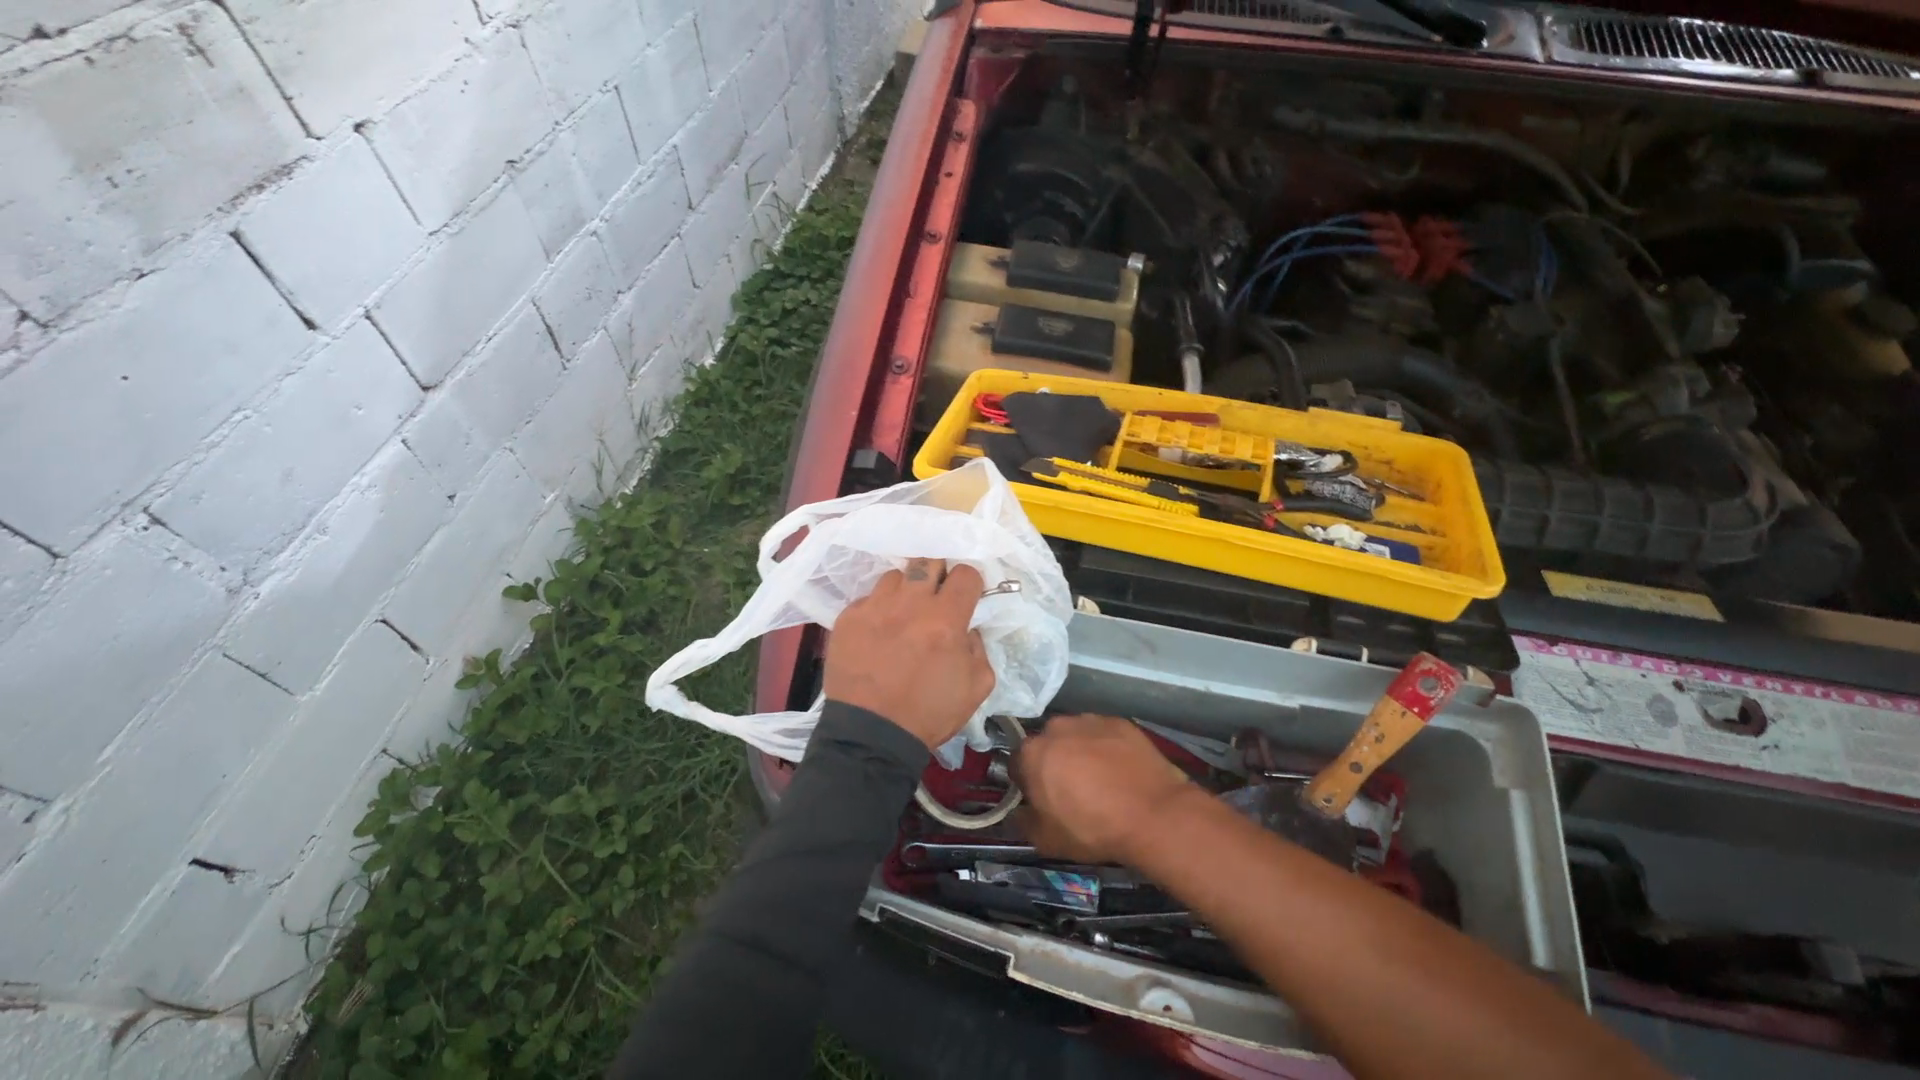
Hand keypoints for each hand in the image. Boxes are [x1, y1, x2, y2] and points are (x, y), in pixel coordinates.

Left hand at [824, 559, 994, 749]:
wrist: (870, 736)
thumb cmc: (928, 714)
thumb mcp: (976, 688)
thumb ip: (979, 648)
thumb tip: (967, 628)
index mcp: (946, 621)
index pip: (966, 573)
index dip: (970, 582)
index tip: (967, 596)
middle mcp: (910, 605)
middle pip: (928, 560)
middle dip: (938, 573)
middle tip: (936, 595)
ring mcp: (874, 608)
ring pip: (895, 576)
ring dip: (905, 590)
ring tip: (904, 612)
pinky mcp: (847, 619)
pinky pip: (867, 599)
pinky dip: (877, 610)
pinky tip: (878, 632)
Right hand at [1013, 714, 1197, 864]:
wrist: (1153, 814)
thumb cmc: (1093, 828)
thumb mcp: (1046, 840)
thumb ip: (1023, 822)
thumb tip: (1018, 812)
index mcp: (1032, 753)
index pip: (1017, 764)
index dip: (1027, 784)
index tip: (1041, 800)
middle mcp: (1057, 728)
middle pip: (1048, 745)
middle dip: (1054, 763)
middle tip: (1072, 789)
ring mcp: (1091, 720)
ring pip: (1076, 736)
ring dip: (1080, 752)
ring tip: (1101, 779)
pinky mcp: (1120, 722)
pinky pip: (1104, 734)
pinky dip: (1107, 748)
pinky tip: (1121, 770)